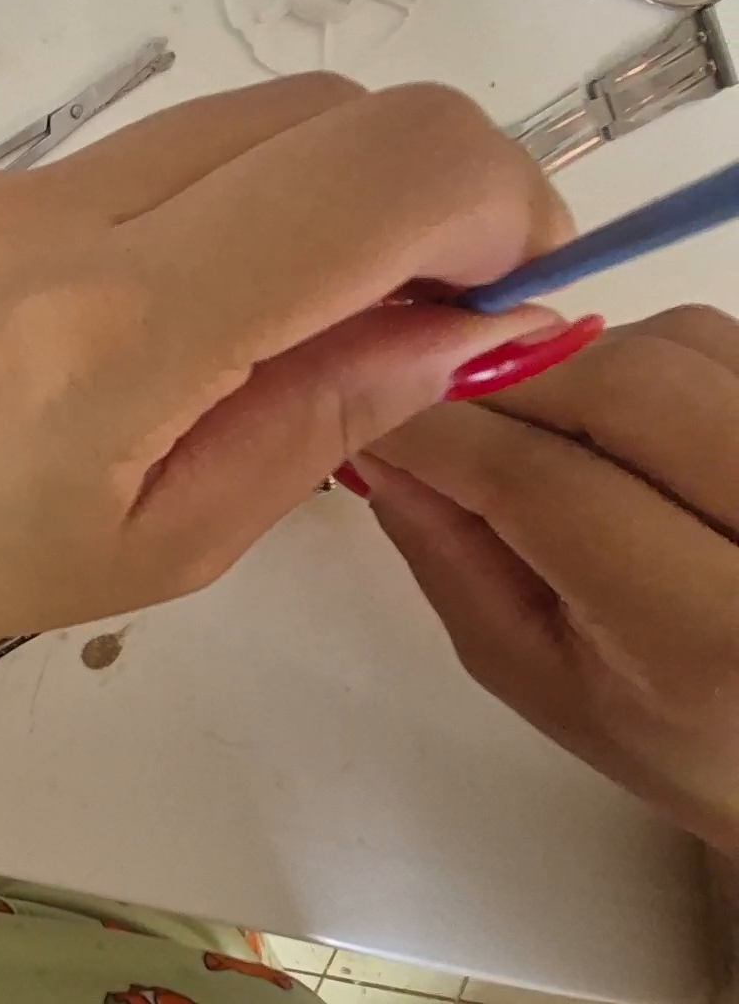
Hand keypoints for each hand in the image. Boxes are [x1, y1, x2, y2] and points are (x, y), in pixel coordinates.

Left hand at [0, 74, 575, 657]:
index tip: (483, 291)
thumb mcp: (167, 541)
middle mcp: (48, 223)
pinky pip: (142, 159)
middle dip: (402, 196)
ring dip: (301, 199)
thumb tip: (459, 325)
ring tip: (265, 325)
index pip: (383, 168)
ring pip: (232, 124)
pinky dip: (209, 205)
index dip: (487, 205)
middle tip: (383, 316)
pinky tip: (174, 304)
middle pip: (320, 114)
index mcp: (112, 330)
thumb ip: (324, 419)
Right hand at [354, 306, 738, 852]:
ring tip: (524, 423)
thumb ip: (441, 548)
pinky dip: (628, 359)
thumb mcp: (516, 660)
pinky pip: (713, 340)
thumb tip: (372, 444)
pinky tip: (603, 419)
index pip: (540, 483)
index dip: (431, 432)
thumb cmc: (659, 722)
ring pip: (676, 345)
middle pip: (626, 387)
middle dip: (493, 378)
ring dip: (562, 364)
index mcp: (708, 632)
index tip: (360, 415)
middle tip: (425, 405)